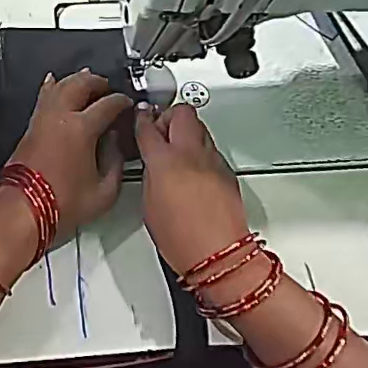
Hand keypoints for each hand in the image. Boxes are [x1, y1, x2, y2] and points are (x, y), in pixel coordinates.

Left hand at [1, 69, 132, 245]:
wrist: (22, 212)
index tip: (126, 104)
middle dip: (97, 82)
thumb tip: (116, 147)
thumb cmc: (58, 204)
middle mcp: (59, 117)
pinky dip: (53, 88)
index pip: (108, 103)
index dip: (121, 101)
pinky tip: (54, 85)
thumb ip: (116, 163)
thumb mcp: (104, 192)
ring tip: (86, 81)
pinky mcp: (30, 129)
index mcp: (81, 129)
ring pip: (59, 86)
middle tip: (107, 87)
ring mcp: (41, 120)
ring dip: (75, 80)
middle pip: (80, 84)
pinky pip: (43, 98)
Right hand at [135, 102, 249, 275]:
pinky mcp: (227, 172)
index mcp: (165, 161)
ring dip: (186, 132)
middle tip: (160, 129)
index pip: (148, 126)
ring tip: (176, 149)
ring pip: (199, 128)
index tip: (140, 117)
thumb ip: (149, 175)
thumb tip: (151, 165)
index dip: (141, 119)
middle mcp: (192, 155)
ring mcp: (213, 161)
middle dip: (168, 117)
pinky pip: (211, 149)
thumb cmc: (183, 238)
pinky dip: (199, 152)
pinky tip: (192, 169)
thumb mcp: (148, 205)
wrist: (219, 255)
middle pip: (182, 113)